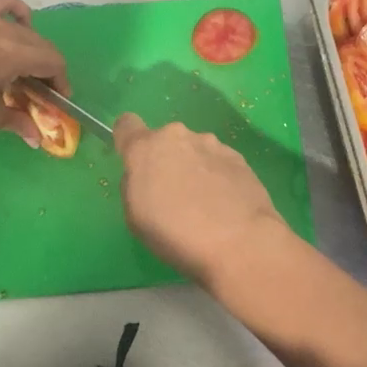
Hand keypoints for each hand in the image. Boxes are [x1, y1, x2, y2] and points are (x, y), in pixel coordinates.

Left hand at [0, 0, 69, 143]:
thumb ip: (19, 122)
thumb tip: (38, 139)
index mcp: (12, 55)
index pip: (52, 61)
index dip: (61, 81)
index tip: (58, 99)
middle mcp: (3, 31)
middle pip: (42, 45)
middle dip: (48, 68)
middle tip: (42, 91)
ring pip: (25, 29)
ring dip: (33, 47)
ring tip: (25, 68)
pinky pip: (3, 3)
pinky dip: (17, 13)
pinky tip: (16, 29)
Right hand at [114, 113, 290, 285]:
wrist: (239, 241)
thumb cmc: (175, 234)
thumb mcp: (135, 217)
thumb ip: (134, 185)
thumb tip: (147, 176)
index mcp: (145, 148)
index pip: (126, 124)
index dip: (128, 141)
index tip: (136, 163)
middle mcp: (178, 136)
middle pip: (165, 141)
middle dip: (166, 161)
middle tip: (174, 196)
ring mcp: (212, 144)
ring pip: (194, 150)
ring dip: (194, 168)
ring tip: (205, 204)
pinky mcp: (238, 157)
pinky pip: (218, 162)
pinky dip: (217, 177)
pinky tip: (225, 205)